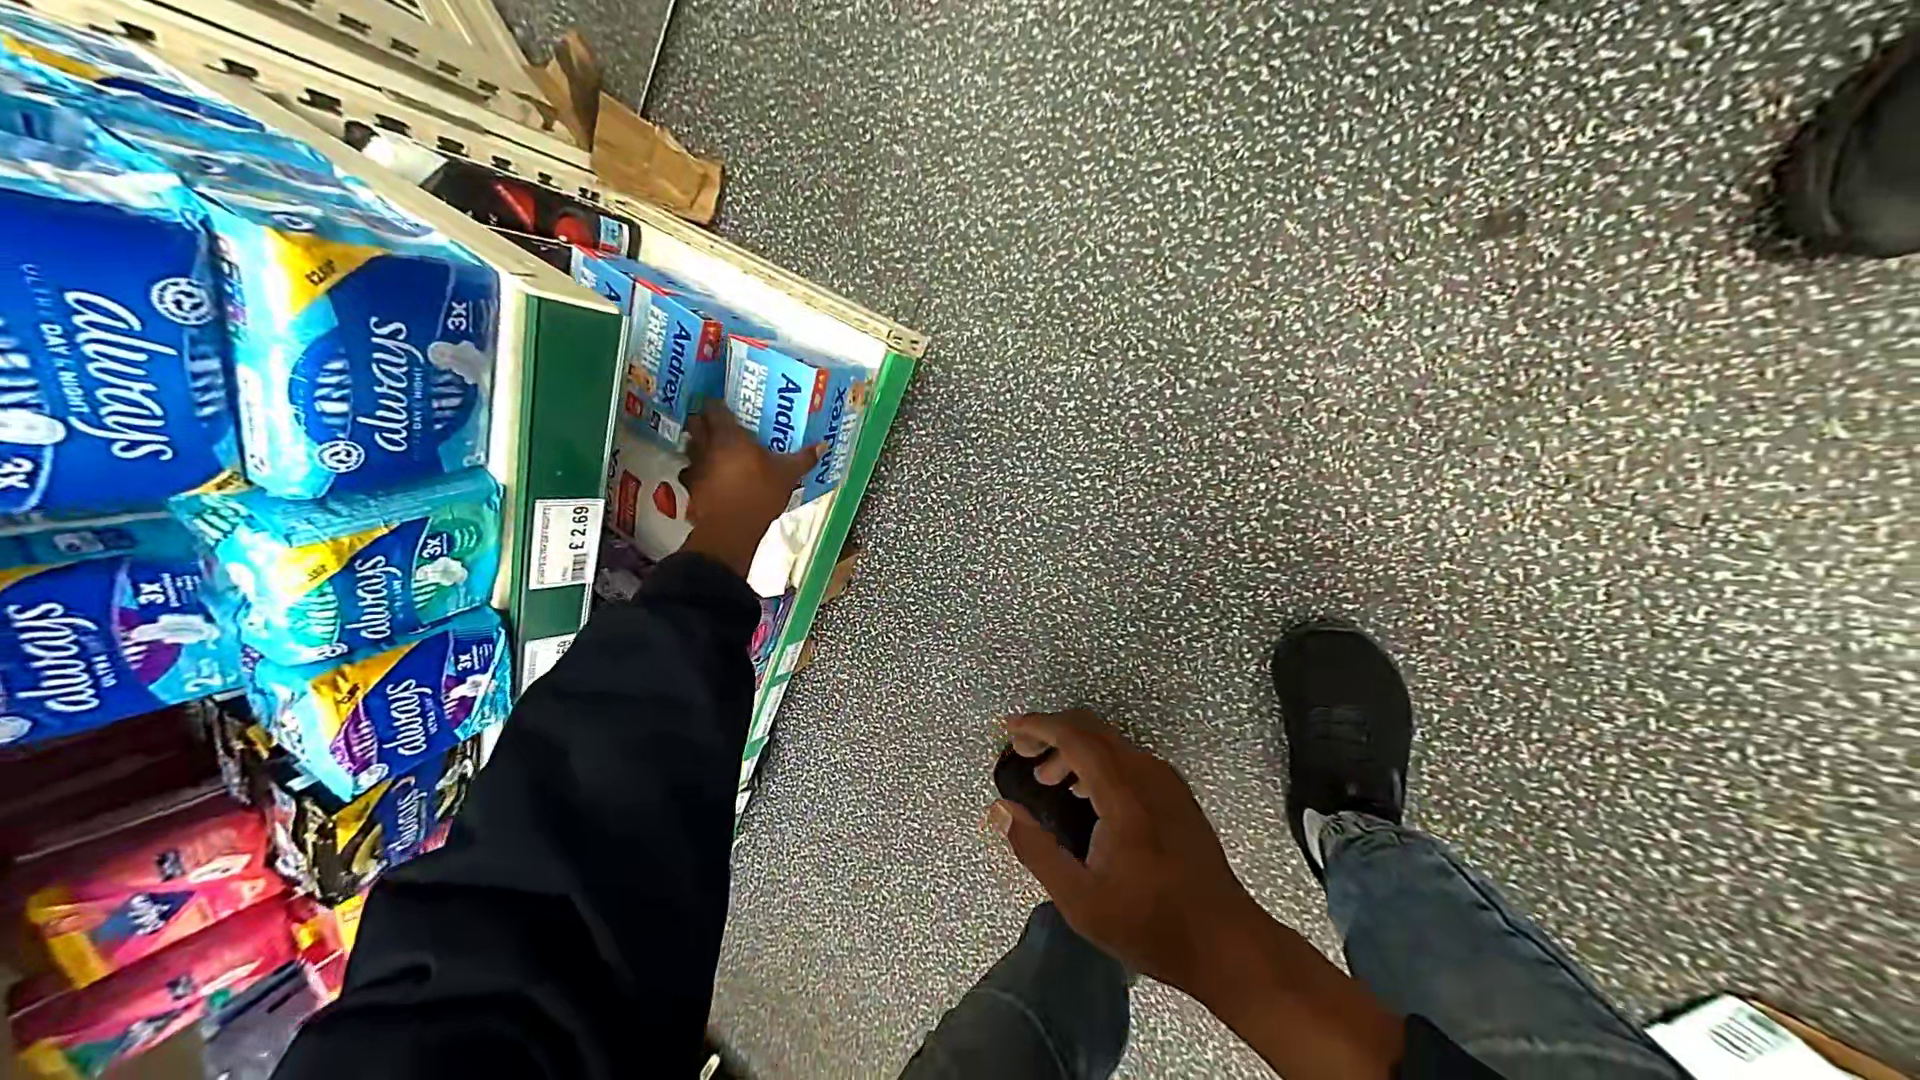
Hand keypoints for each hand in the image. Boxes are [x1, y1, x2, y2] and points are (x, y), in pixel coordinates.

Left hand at [680, 403, 819, 576]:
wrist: (733, 528)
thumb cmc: (760, 493)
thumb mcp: (788, 474)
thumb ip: (804, 458)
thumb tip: (823, 445)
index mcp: (729, 436)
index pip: (714, 408)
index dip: (717, 404)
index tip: (725, 406)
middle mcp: (706, 446)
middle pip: (695, 423)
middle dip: (702, 420)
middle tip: (717, 424)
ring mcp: (695, 467)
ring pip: (688, 447)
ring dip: (697, 445)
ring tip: (712, 449)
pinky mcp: (690, 488)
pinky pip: (689, 473)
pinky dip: (696, 472)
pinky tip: (708, 477)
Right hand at [990, 711, 1405, 1079]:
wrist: (1227, 943)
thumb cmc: (1150, 924)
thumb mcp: (1080, 899)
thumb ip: (1035, 848)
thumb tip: (1000, 810)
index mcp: (1125, 794)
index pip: (1074, 737)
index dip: (1037, 726)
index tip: (1007, 729)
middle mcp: (1148, 774)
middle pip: (1092, 728)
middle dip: (1051, 732)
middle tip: (1020, 754)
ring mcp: (1167, 781)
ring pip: (1111, 742)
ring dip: (1073, 749)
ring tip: (1046, 780)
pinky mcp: (1176, 793)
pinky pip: (1128, 758)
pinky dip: (1096, 761)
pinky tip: (1083, 795)